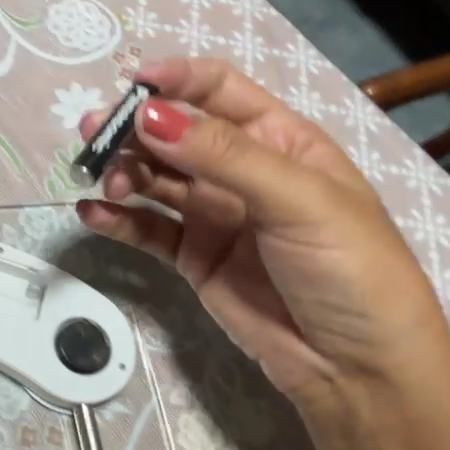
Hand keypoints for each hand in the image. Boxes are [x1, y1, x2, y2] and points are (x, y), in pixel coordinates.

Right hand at [77, 58, 449, 411]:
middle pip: (175, 133)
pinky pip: (147, 229)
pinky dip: (118, 220)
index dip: (177, 80)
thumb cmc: (350, 269)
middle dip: (133, 128)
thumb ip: (224, 157)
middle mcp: (241, 170)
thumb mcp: (301, 201)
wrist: (356, 369)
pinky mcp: (192, 256)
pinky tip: (93, 215)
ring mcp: (214, 214)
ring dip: (123, 171)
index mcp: (281, 141)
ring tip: (104, 183)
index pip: (220, 92)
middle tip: (93, 134)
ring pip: (154, 178)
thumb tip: (150, 116)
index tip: (133, 84)